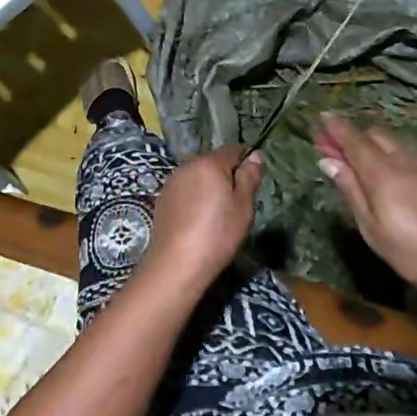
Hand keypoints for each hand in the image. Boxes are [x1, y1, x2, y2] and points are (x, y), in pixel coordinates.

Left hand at [146, 146, 262, 285]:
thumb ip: (249, 176)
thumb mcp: (243, 206)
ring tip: (216, 214)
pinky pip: (186, 190)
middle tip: (236, 203)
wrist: (175, 265)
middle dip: (226, 175)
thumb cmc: (217, 234)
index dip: (246, 162)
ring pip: (198, 176)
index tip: (252, 184)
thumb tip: (254, 156)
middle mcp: (187, 166)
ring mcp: (171, 183)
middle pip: (213, 162)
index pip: (233, 149)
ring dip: (209, 187)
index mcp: (209, 164)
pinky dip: (195, 198)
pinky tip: (198, 221)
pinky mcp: (162, 200)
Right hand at [314, 114, 416, 294]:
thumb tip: (328, 160)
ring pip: (394, 143)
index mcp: (382, 171)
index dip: (336, 127)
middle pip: (375, 135)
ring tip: (359, 162)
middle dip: (353, 136)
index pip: (354, 139)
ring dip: (373, 145)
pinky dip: (392, 155)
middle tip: (334, 148)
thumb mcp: (372, 227)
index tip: (322, 117)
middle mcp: (405, 159)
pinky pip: (410, 154)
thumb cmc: (412, 252)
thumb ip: (351, 189)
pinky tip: (390, 174)